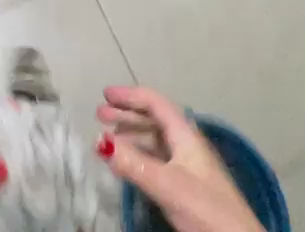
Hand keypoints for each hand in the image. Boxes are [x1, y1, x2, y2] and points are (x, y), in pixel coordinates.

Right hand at [95, 86, 265, 231]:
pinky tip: (129, 165)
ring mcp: (189, 166)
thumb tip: (99, 139)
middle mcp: (188, 145)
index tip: (105, 94)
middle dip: (127, 114)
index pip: (156, 103)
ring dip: (132, 135)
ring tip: (108, 139)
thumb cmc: (206, 209)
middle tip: (99, 114)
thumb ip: (134, 164)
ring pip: (156, 141)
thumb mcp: (167, 185)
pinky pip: (158, 160)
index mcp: (186, 136)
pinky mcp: (188, 186)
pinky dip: (139, 156)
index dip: (130, 96)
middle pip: (155, 119)